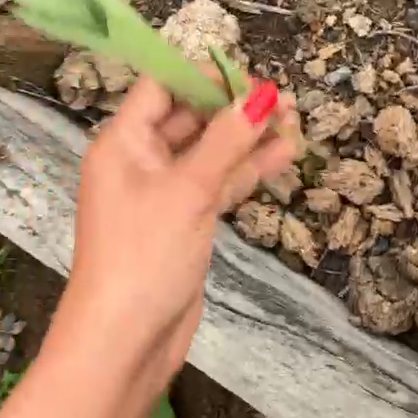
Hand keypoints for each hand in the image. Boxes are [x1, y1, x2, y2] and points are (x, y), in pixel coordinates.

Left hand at [0, 76, 296, 417]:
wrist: (125, 343)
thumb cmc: (145, 254)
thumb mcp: (189, 189)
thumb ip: (227, 139)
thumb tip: (262, 94)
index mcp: (123, 142)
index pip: (162, 87)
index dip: (203, 74)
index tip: (249, 73)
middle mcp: (140, 160)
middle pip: (191, 116)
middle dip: (235, 106)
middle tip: (283, 99)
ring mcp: (164, 192)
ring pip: (211, 150)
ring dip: (249, 137)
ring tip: (294, 120)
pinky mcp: (185, 219)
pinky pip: (219, 181)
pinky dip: (247, 169)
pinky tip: (284, 155)